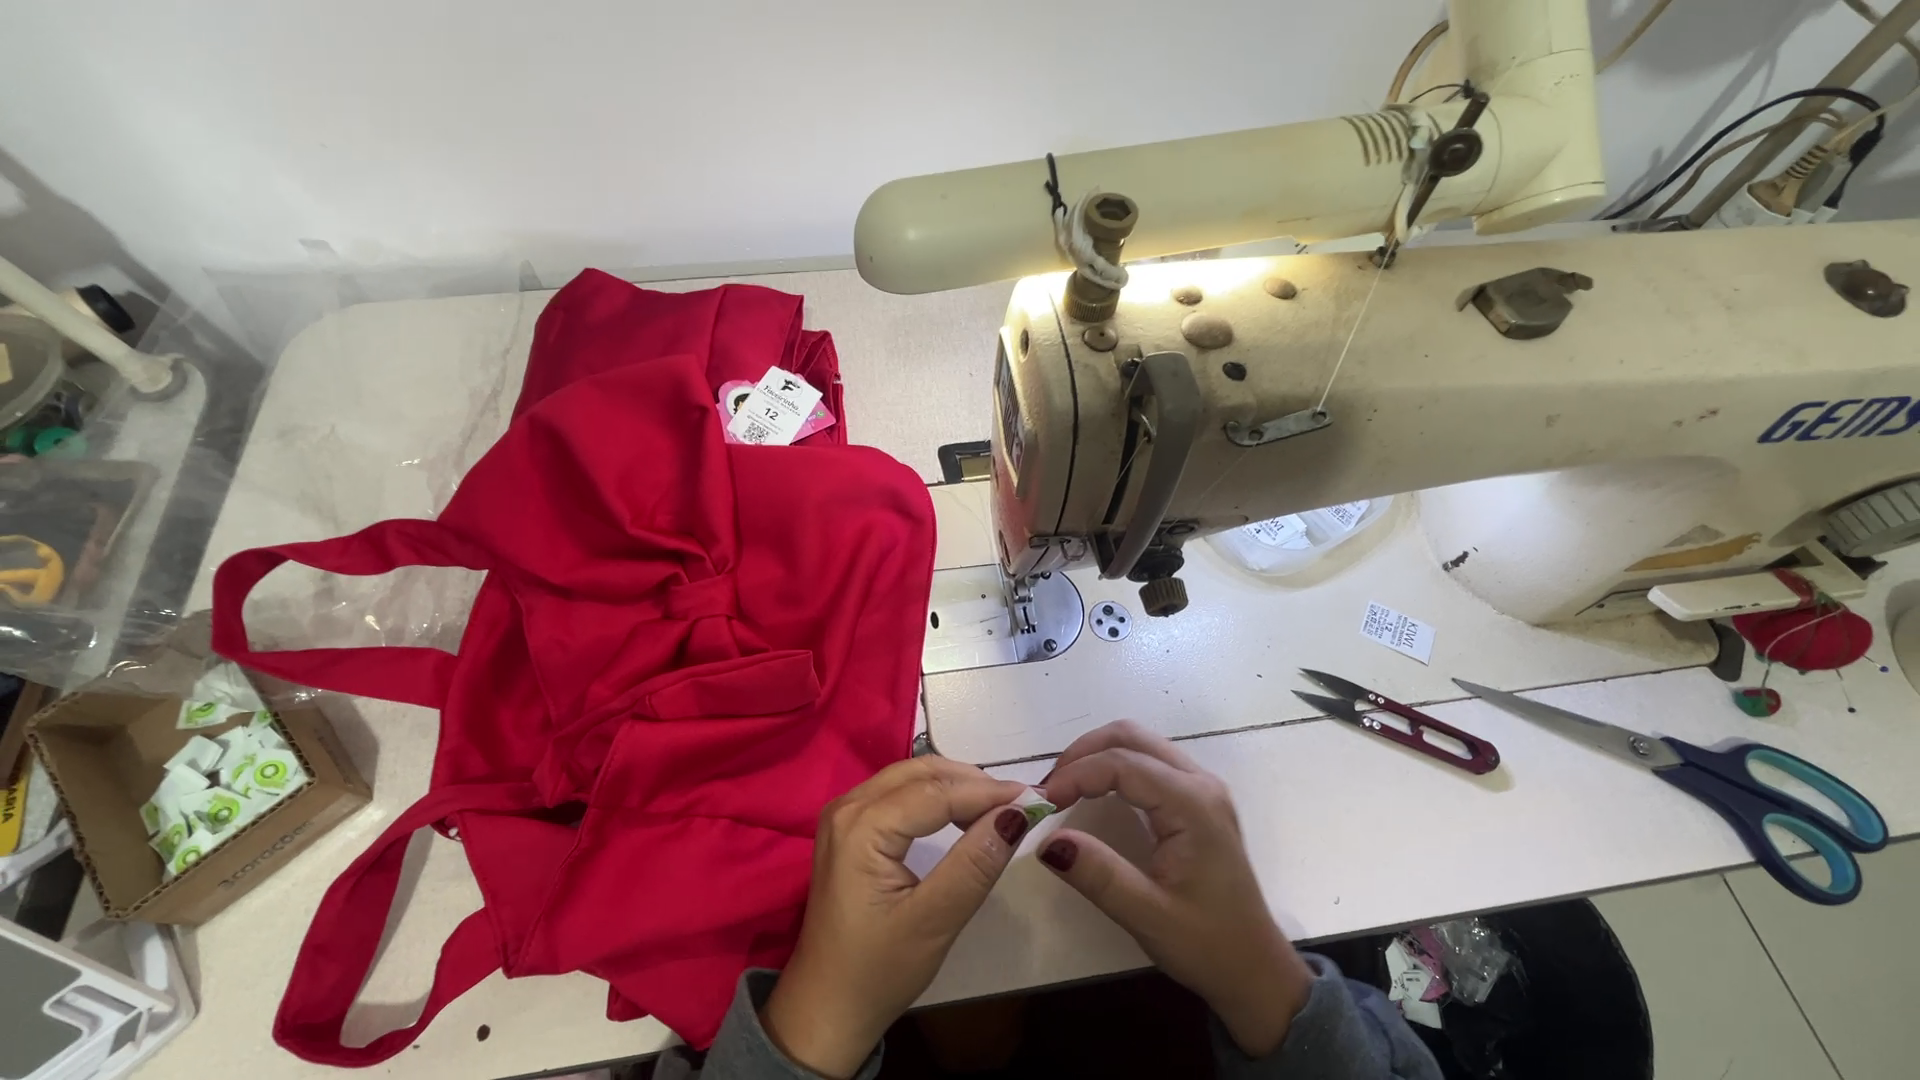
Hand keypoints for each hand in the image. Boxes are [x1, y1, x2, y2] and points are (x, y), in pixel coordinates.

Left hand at [761, 757, 1031, 1077]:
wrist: (826, 1008)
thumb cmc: (877, 971)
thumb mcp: (934, 921)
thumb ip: (974, 864)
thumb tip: (1016, 814)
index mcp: (861, 827)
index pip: (935, 792)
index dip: (986, 791)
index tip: (1034, 798)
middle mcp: (847, 807)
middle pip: (920, 772)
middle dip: (972, 782)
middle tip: (1018, 803)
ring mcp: (844, 814)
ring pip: (910, 777)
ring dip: (955, 786)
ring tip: (998, 809)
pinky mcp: (849, 828)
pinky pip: (898, 793)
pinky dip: (935, 796)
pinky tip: (962, 816)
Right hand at [1037, 721, 1313, 1057]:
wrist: (1256, 970)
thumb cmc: (1207, 945)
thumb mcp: (1148, 917)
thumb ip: (1099, 875)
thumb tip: (1046, 842)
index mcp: (1192, 805)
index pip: (1122, 763)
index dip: (1077, 774)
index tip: (1042, 802)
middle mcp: (1200, 783)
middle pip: (1131, 736)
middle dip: (1084, 753)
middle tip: (1050, 788)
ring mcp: (1202, 788)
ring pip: (1141, 743)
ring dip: (1098, 756)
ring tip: (1065, 789)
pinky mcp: (1197, 801)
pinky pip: (1150, 762)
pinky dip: (1115, 766)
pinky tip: (1095, 793)